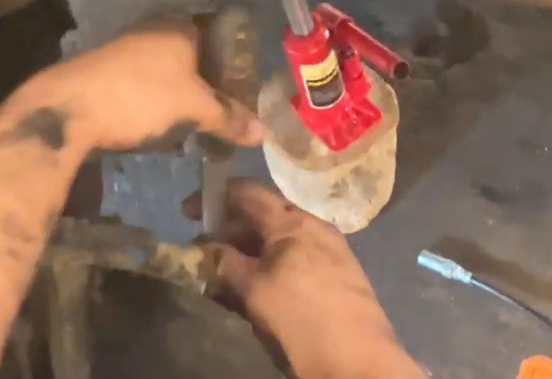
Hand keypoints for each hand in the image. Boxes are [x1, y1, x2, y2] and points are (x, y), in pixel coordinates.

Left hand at [0, 24, 264, 156]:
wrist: (71, 108)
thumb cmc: (142, 97)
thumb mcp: (194, 110)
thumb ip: (229, 118)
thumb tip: (264, 132)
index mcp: (180, 29)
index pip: (219, 40)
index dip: (235, 69)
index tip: (246, 97)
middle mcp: (155, 32)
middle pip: (194, 58)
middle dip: (209, 87)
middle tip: (225, 118)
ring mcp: (128, 50)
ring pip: (168, 73)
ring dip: (182, 98)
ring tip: (197, 128)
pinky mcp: (108, 72)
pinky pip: (145, 85)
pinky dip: (157, 102)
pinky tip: (161, 126)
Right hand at [205, 181, 423, 378]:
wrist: (363, 366)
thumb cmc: (304, 320)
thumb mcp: (255, 292)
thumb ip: (226, 263)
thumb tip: (203, 247)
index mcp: (292, 221)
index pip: (247, 191)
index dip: (215, 197)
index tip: (189, 213)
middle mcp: (313, 225)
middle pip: (263, 214)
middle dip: (231, 228)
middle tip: (204, 250)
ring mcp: (330, 248)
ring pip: (280, 237)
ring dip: (250, 248)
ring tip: (227, 273)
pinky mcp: (339, 272)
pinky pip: (297, 255)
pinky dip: (272, 262)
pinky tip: (259, 286)